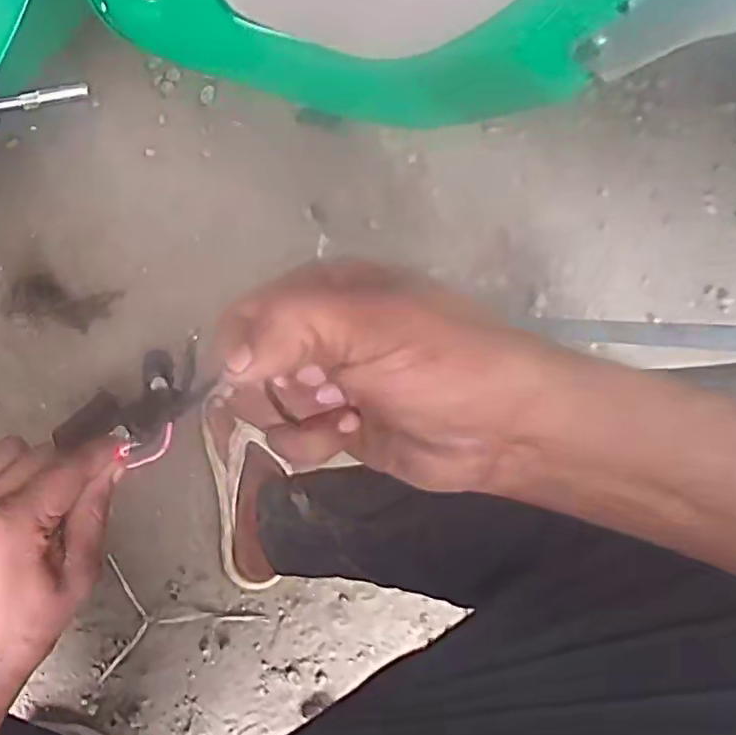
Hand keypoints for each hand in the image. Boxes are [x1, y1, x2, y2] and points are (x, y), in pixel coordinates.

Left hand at [0, 436, 125, 688]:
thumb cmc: (29, 624)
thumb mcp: (78, 576)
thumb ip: (93, 515)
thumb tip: (111, 471)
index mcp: (13, 523)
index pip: (65, 469)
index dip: (98, 454)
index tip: (122, 445)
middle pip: (43, 453)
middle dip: (76, 461)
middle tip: (101, 479)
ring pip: (19, 449)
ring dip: (48, 462)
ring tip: (64, 496)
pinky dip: (24, 468)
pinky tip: (37, 498)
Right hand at [215, 259, 585, 492]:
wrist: (510, 432)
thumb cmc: (444, 364)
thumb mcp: (370, 327)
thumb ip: (290, 329)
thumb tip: (226, 366)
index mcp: (319, 292)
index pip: (245, 316)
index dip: (240, 349)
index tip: (255, 378)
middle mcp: (312, 334)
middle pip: (245, 365)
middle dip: (275, 386)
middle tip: (321, 390)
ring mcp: (319, 382)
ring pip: (261, 405)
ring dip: (295, 416)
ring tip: (345, 412)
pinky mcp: (328, 424)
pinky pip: (285, 437)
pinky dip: (309, 442)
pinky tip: (350, 432)